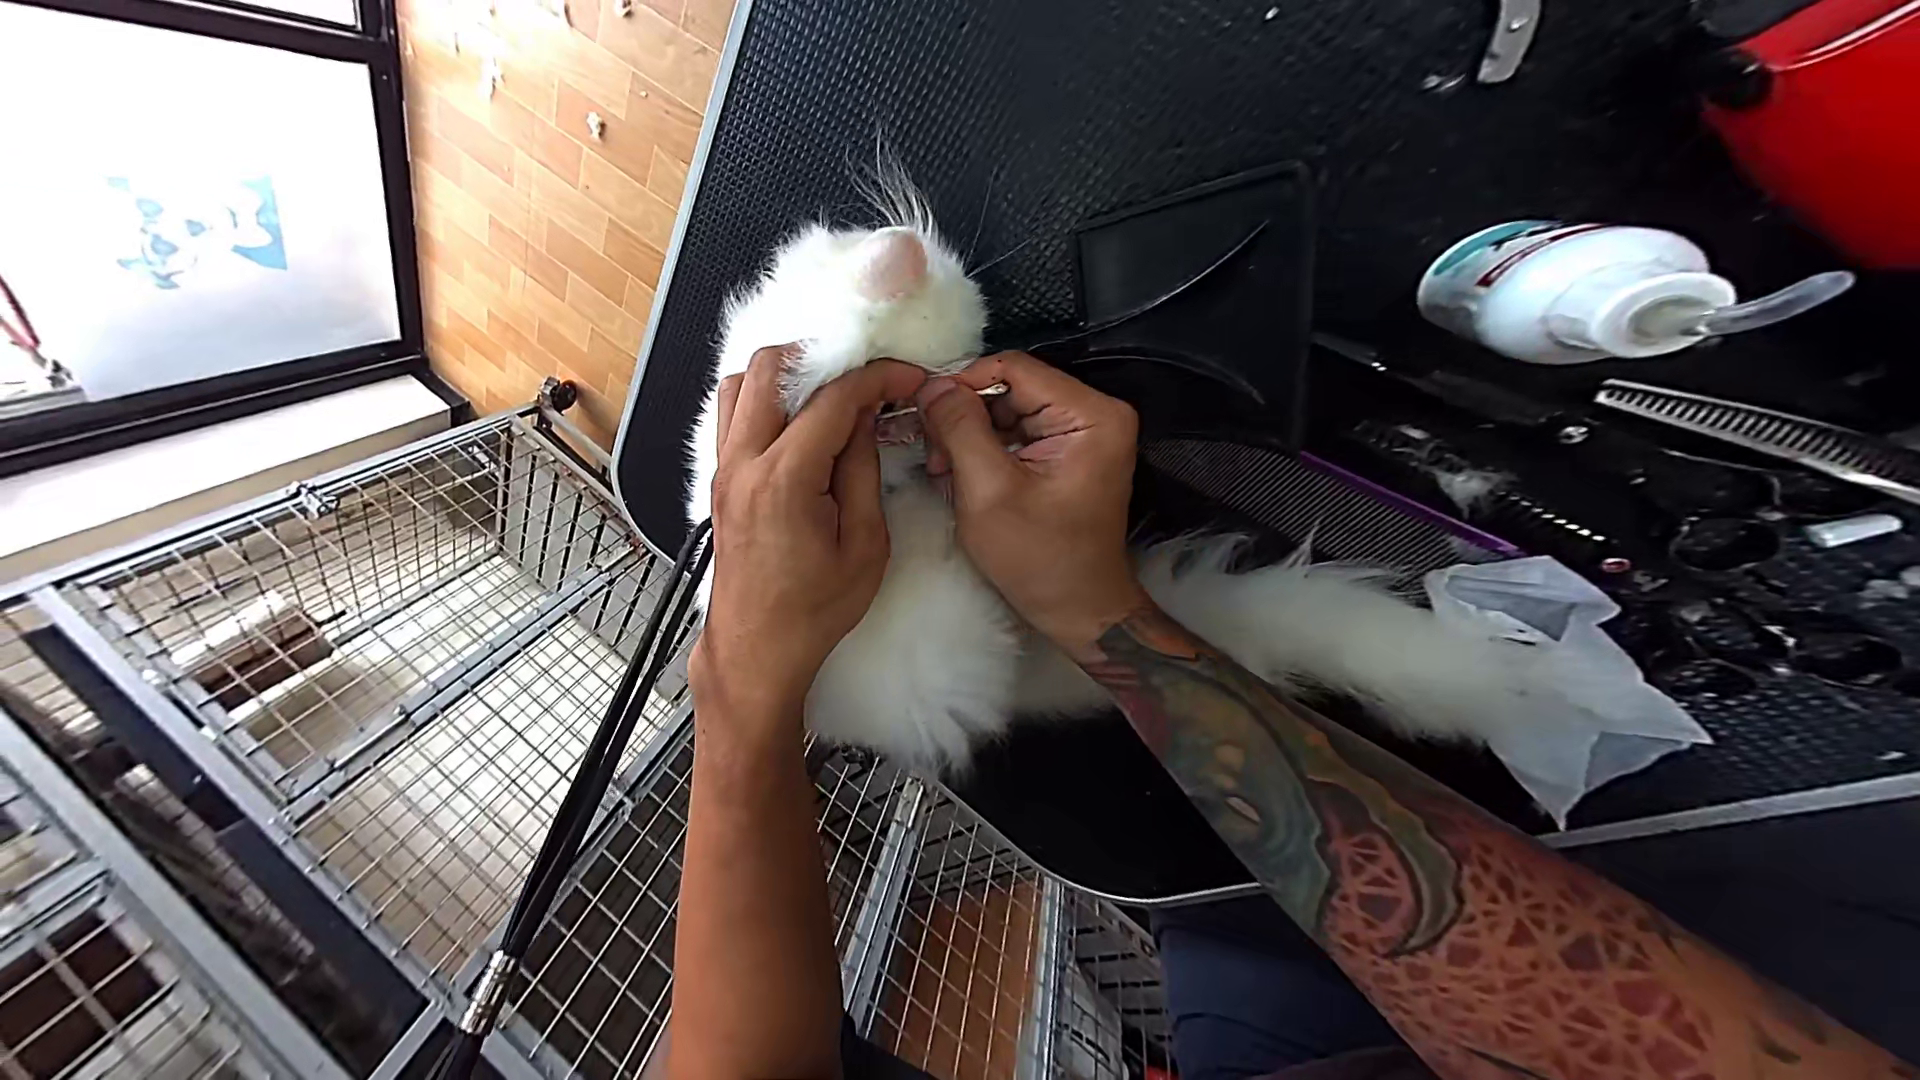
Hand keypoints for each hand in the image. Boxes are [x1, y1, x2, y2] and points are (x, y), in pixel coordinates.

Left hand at [692, 345, 927, 728]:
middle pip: (771, 366)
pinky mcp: (721, 480)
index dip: (878, 377)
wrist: (758, 648)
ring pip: (742, 382)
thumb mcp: (865, 545)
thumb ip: (864, 470)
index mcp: (785, 481)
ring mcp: (725, 470)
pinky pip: (732, 412)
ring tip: (832, 397)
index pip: (833, 398)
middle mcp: (743, 464)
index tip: (907, 378)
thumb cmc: (813, 611)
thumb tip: (865, 419)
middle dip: (827, 359)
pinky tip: (800, 422)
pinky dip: (766, 398)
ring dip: (790, 373)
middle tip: (866, 382)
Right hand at [915, 351, 1146, 656]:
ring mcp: (1082, 435)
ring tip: (943, 471)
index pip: (1014, 368)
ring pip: (1008, 412)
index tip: (924, 411)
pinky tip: (961, 476)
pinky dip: (985, 452)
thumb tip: (931, 385)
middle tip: (931, 452)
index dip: (962, 383)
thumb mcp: (989, 491)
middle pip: (1011, 389)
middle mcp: (1094, 414)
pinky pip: (1017, 435)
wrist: (1078, 609)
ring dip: (969, 437)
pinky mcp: (1067, 454)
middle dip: (964, 417)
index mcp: (1090, 415)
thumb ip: (959, 429)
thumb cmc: (1039, 558)